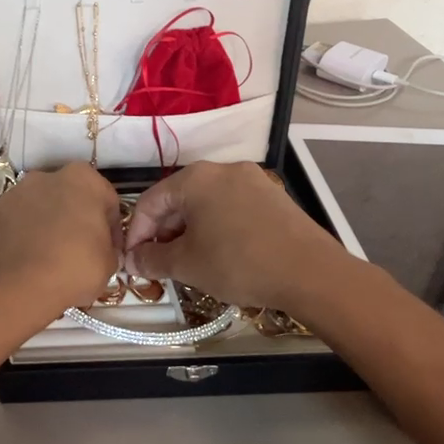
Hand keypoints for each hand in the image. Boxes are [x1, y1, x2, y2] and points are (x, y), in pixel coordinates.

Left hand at [0, 164, 122, 313]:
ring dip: (44, 226)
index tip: (109, 249)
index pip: (106, 199)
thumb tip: (100, 250)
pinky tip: (25, 262)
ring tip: (47, 258)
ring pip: (36, 209)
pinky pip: (13, 226)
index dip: (110, 227)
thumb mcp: (109, 261)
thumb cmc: (75, 267)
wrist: (18, 286)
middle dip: (73, 219)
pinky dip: (19, 238)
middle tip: (78, 251)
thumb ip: (108, 247)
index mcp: (82, 179)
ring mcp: (12, 195)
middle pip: (67, 198)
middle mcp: (44, 178)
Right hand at [124, 161, 361, 316]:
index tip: (133, 261)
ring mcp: (252, 181)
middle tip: (158, 263)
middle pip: (178, 199)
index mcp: (195, 178)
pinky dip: (216, 228)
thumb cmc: (238, 263)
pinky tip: (219, 254)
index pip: (149, 202)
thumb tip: (132, 260)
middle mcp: (222, 170)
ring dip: (189, 231)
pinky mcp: (273, 197)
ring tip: (188, 262)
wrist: (311, 273)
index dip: (136, 234)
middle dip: (163, 232)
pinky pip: (231, 208)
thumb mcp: (186, 265)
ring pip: (206, 204)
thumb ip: (151, 259)